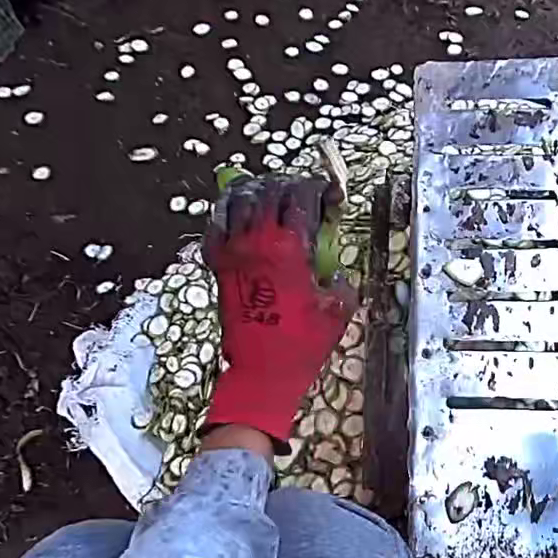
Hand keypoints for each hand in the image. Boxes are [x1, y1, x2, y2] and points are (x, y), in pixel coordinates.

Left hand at [202, 175, 355, 443]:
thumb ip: (341, 283)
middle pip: (269, 192)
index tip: (330, 196)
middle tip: (304, 194)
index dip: (319, 189)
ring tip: (272, 193)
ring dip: (258, 191)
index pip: (301, 198)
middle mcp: (256, 242)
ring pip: (239, 201)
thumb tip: (336, 272)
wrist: (260, 371)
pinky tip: (239, 213)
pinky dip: (228, 212)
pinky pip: (216, 226)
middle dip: (290, 186)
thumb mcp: (336, 312)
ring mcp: (232, 252)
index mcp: (288, 248)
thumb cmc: (301, 344)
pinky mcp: (217, 267)